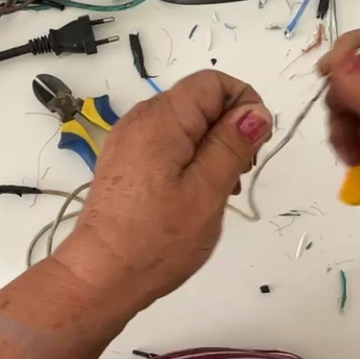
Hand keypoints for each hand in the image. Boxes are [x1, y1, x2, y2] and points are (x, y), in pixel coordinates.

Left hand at [53, 70, 271, 305]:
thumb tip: (256, 111)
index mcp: (162, 119)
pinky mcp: (126, 163)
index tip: (254, 147)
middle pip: (200, 102)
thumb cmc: (157, 239)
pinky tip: (196, 196)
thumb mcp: (207, 192)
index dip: (244, 105)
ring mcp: (130, 142)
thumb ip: (232, 146)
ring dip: (212, 150)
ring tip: (219, 191)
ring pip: (186, 126)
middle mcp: (141, 120)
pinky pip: (168, 146)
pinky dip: (190, 162)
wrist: (102, 276)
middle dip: (229, 130)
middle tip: (238, 176)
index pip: (214, 82)